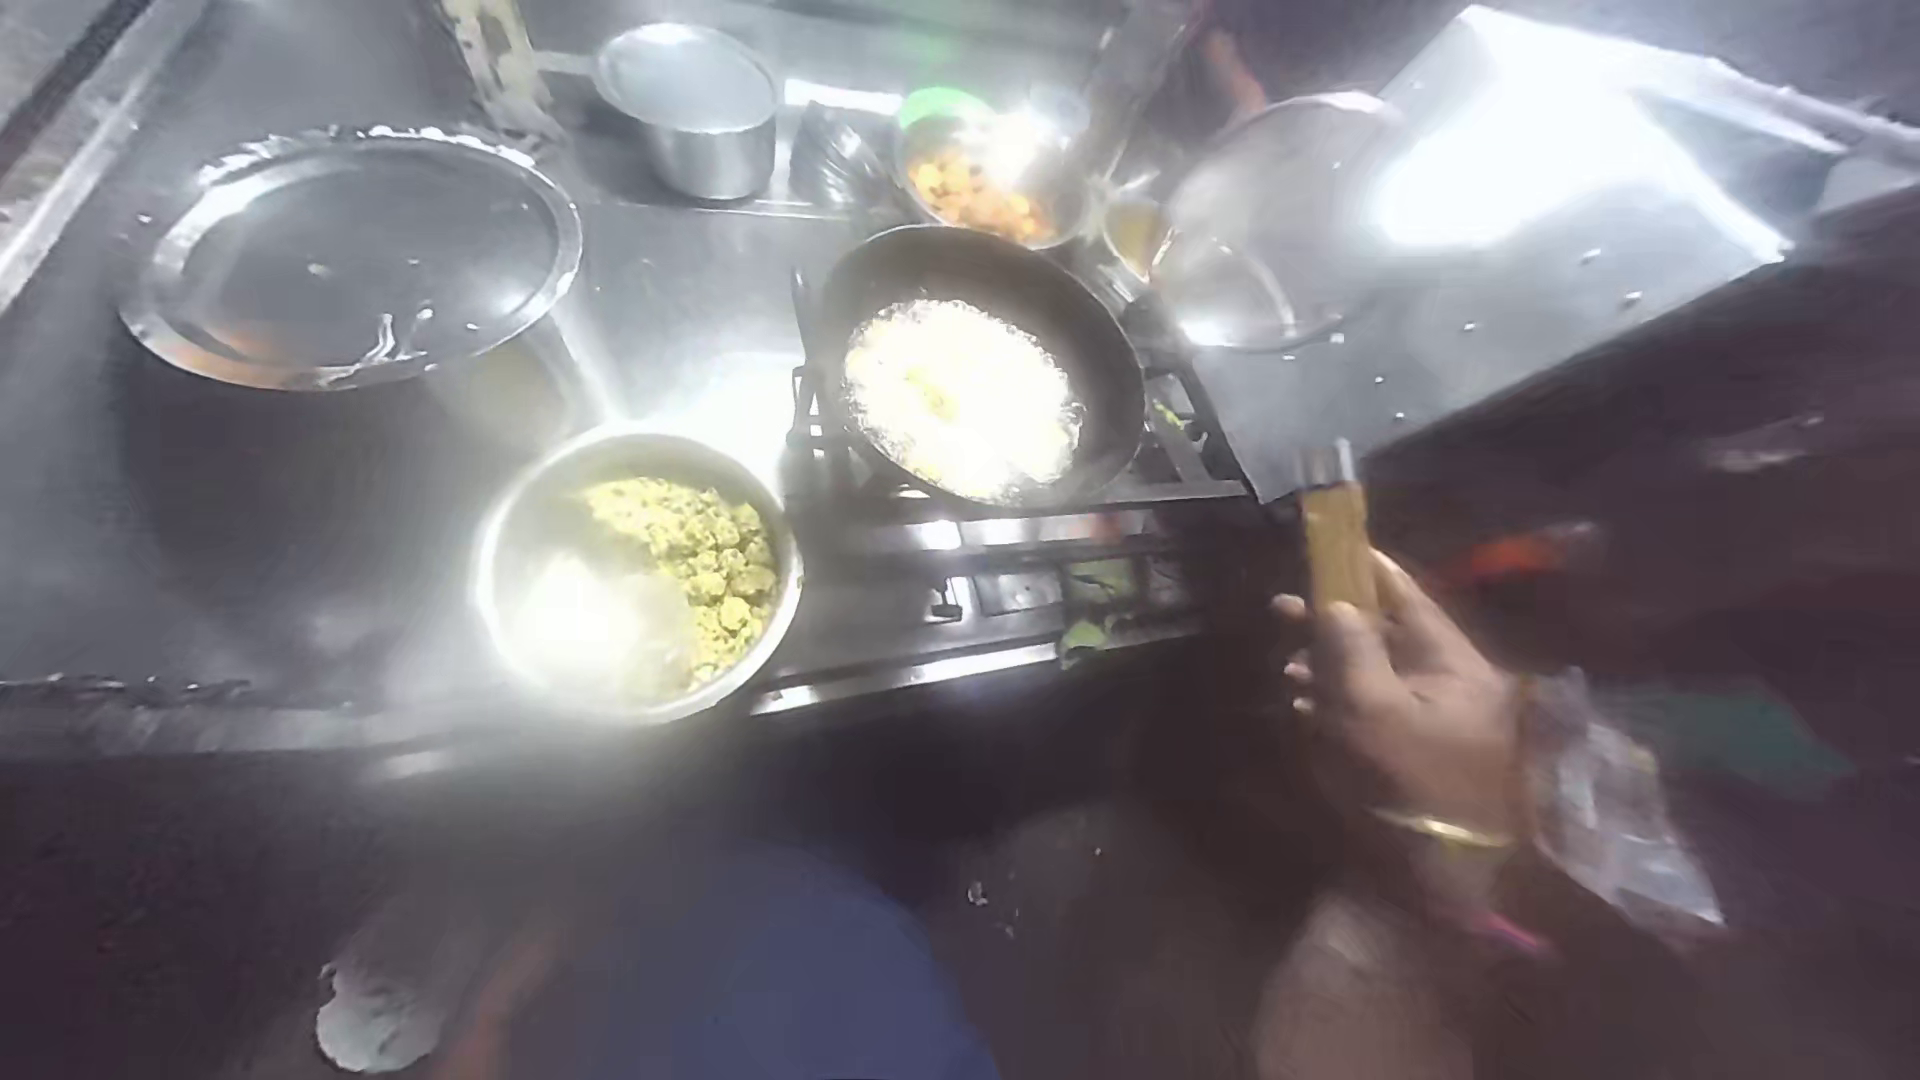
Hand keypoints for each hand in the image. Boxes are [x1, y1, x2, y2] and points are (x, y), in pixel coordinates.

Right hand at [1273, 551, 1520, 837]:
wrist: (1431, 870)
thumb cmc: (1405, 778)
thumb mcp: (1369, 706)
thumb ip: (1349, 646)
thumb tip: (1336, 602)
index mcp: (1453, 664)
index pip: (1410, 599)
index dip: (1371, 568)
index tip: (1336, 544)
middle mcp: (1448, 681)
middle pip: (1382, 631)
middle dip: (1330, 621)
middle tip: (1282, 609)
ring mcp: (1430, 712)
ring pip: (1368, 667)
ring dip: (1324, 662)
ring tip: (1289, 672)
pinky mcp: (1409, 739)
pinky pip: (1366, 701)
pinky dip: (1334, 696)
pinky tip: (1305, 706)